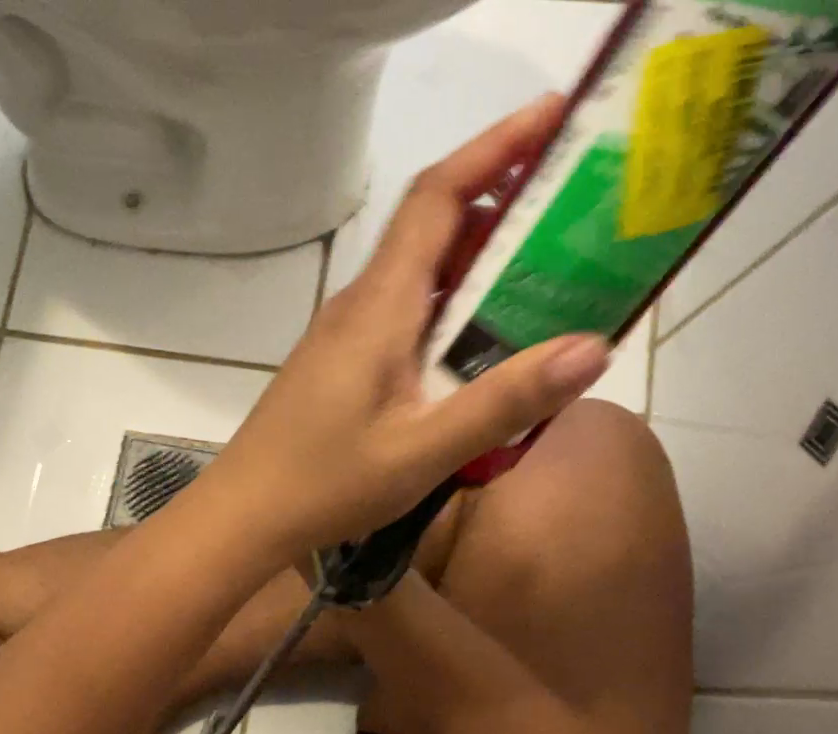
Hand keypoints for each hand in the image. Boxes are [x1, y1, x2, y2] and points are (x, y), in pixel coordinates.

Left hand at [201, 94, 611, 554]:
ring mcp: (347, 331)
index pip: (435, 199)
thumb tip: (592, 347)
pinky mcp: (343, 360)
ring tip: (553, 269)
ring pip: (421, 273)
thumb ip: (502, 402)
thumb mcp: (422, 450)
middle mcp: (361, 303)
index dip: (494, 148)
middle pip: (433, 228)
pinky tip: (487, 341)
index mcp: (379, 307)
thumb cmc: (324, 483)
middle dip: (503, 204)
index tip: (554, 116)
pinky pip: (407, 312)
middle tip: (581, 206)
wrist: (244, 512)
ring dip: (481, 261)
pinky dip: (454, 305)